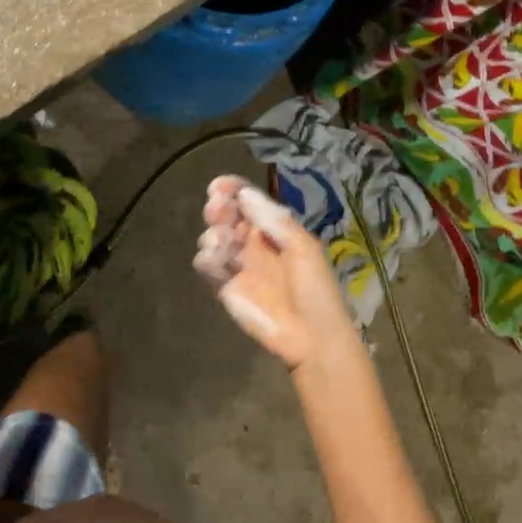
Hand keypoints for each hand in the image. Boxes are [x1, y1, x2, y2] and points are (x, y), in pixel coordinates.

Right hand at [193, 175, 360, 371]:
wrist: (313, 336)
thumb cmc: (315, 289)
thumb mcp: (302, 247)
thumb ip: (274, 220)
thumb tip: (245, 194)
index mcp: (275, 230)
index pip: (250, 203)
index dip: (233, 190)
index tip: (218, 185)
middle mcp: (255, 244)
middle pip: (228, 216)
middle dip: (219, 208)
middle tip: (216, 209)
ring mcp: (240, 266)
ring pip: (216, 238)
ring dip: (213, 233)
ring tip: (222, 241)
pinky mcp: (227, 289)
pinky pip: (209, 267)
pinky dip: (206, 258)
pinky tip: (213, 259)